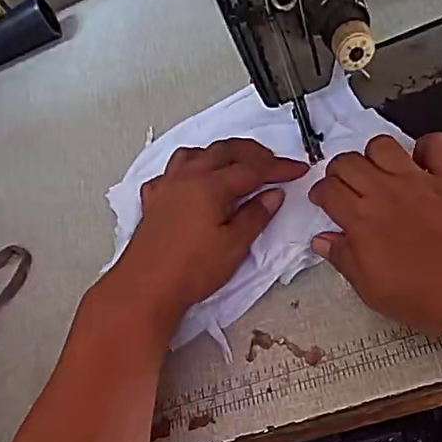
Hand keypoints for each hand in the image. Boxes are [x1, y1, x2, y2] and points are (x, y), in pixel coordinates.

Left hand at [94, 138, 308, 332]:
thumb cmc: (187, 271)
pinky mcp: (154, 203)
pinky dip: (188, 169)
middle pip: (225, 152)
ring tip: (234, 163)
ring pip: (195, 155)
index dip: (278, 169)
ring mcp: (167, 188)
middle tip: (272, 163)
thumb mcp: (234, 246)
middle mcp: (186, 179)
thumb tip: (271, 197)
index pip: (252, 169)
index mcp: (210, 186)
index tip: (295, 170)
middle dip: (253, 154)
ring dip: (219, 154)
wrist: (146, 289)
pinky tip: (192, 180)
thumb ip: (255, 216)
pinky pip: (171, 173)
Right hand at [309, 133, 441, 340]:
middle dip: (338, 171)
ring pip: (383, 145)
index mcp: (362, 221)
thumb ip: (345, 260)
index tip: (322, 201)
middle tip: (342, 185)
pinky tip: (420, 161)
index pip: (328, 191)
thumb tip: (325, 243)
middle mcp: (387, 193)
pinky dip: (425, 146)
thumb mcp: (371, 290)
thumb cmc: (428, 294)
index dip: (320, 194)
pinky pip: (436, 144)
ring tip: (374, 170)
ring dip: (373, 154)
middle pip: (348, 162)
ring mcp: (420, 182)